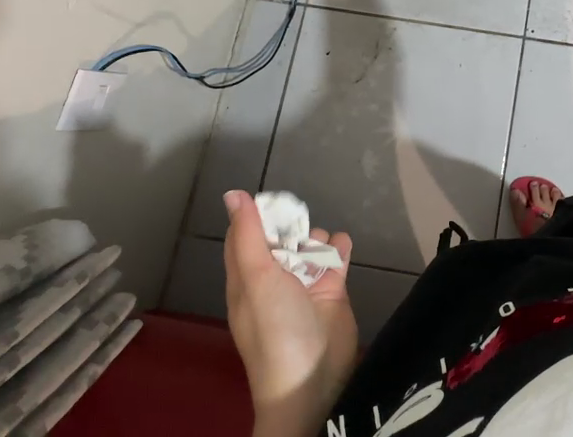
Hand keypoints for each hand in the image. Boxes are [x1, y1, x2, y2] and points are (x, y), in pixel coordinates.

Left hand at [221, 190, 357, 436]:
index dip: (255, 216)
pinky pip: (337, 256)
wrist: (312, 379)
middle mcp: (274, 279)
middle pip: (281, 237)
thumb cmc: (275, 327)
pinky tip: (339, 251)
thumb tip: (233, 194)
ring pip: (310, 243)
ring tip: (319, 253)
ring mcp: (305, 284)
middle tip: (298, 231)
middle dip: (291, 226)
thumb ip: (247, 235)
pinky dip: (339, 247)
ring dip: (317, 238)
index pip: (244, 236)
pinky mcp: (332, 289)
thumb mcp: (256, 278)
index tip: (272, 200)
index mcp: (246, 278)